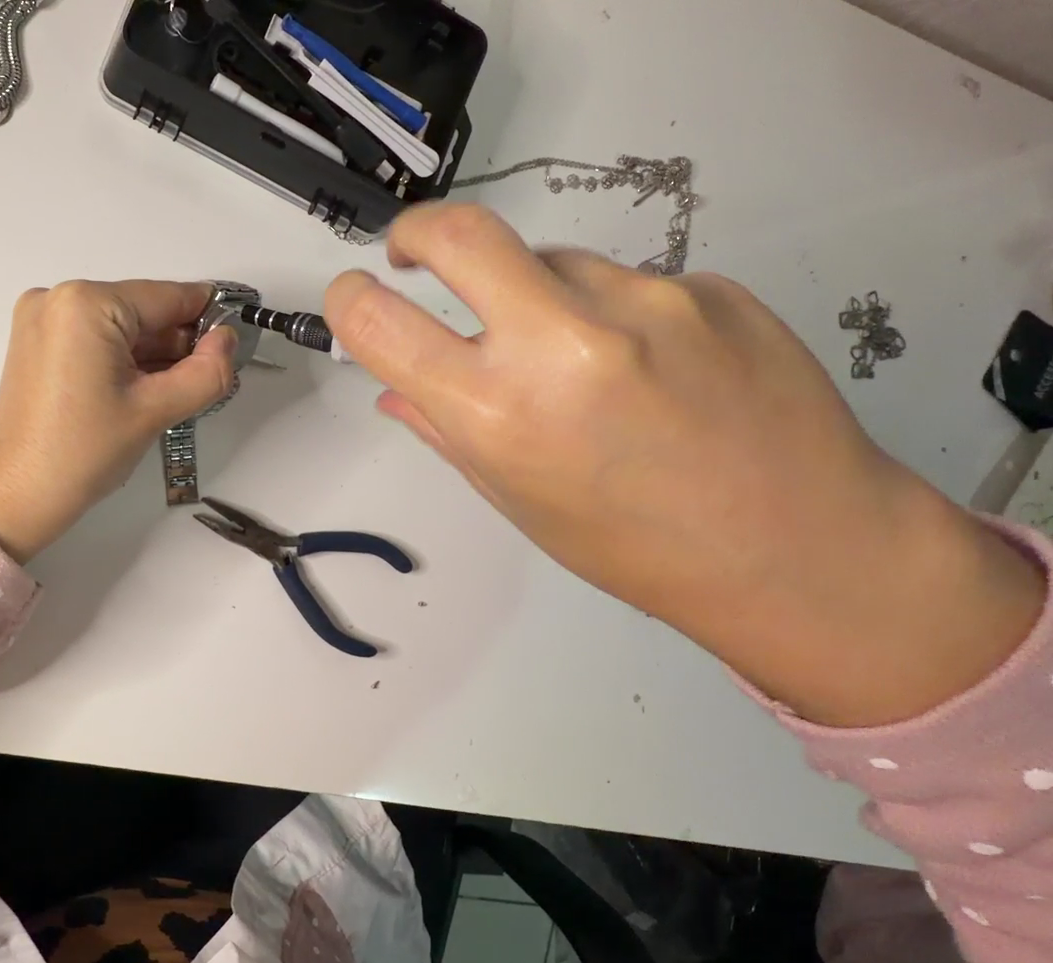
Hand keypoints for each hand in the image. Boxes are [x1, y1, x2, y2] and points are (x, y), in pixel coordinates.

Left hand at [0, 280, 236, 562]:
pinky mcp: (34, 345)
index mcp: (85, 303)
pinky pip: (93, 340)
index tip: (236, 339)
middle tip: (204, 382)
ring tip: (172, 395)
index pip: (166, 297)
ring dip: (151, 356)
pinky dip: (121, 361)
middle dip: (176, 344)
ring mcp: (40, 321)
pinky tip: (142, 392)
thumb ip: (206, 371)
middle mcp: (56, 298)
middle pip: (141, 311)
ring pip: (118, 328)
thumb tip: (228, 339)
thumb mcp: (156, 410)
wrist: (19, 496)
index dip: (207, 318)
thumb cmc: (82, 453)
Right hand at [325, 203, 1042, 726]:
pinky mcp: (709, 286)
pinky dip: (612, 313)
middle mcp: (564, 341)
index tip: (353, 296)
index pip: (381, 323)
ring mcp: (646, 301)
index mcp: (498, 411)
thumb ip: (447, 429)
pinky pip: (626, 283)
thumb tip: (398, 389)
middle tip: (412, 250)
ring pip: (554, 264)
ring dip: (537, 296)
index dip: (350, 300)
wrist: (799, 545)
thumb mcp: (516, 496)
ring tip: (582, 362)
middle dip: (419, 231)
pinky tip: (650, 369)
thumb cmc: (632, 546)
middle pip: (462, 232)